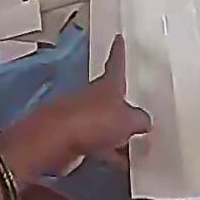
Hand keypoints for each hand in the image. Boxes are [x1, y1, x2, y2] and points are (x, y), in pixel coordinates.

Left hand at [2, 37, 151, 177]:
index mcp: (108, 85)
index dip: (118, 51)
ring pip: (104, 122)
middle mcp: (93, 96)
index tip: (118, 37)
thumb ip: (139, 120)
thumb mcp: (127, 120)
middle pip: (110, 95)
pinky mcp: (72, 139)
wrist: (54, 141)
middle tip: (136, 108)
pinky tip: (120, 162)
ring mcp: (81, 117)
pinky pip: (97, 143)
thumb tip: (145, 121)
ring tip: (134, 143)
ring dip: (116, 132)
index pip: (116, 63)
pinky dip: (108, 150)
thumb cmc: (95, 121)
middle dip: (122, 102)